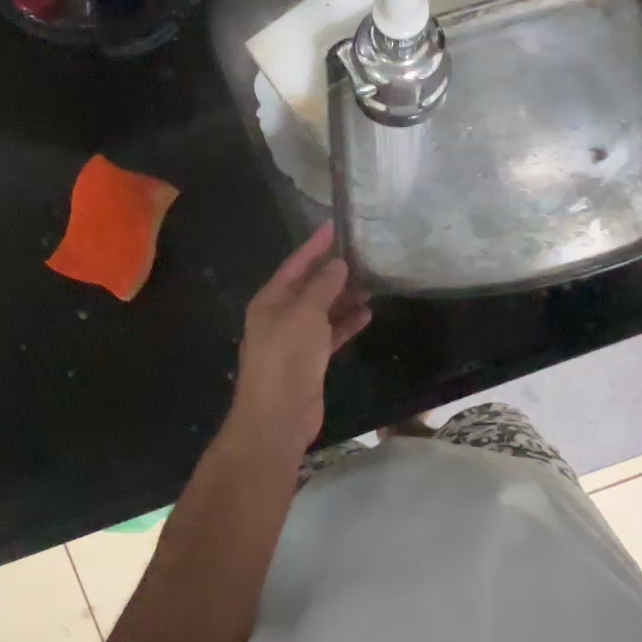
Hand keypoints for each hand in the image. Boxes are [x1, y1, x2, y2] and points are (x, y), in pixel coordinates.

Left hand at [221, 224, 371, 454]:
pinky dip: (346, 323)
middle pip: (309, 286)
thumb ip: (322, 287)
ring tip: (370, 281)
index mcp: (270, 300)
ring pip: (322, 310)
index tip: (335, 226)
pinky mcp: (310, 361)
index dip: (315, 245)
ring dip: (343, 297)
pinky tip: (367, 313)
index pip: (295, 265)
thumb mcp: (305, 314)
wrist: (278, 416)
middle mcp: (280, 316)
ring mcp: (294, 340)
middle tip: (362, 253)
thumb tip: (338, 264)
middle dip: (333, 271)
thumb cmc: (286, 358)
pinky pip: (330, 334)